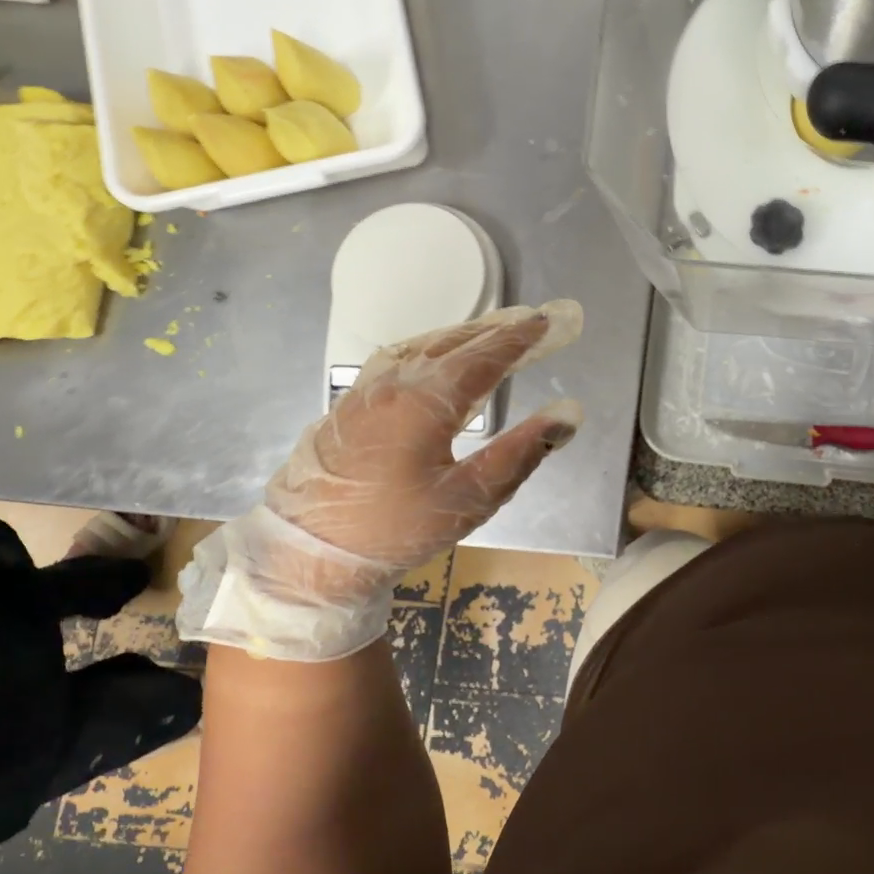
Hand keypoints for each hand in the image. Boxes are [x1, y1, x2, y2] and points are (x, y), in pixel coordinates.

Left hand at [177, 301, 583, 660]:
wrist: (305, 553)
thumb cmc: (395, 528)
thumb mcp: (469, 498)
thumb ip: (521, 452)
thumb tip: (569, 414)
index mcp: (426, 399)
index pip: (486, 356)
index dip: (523, 338)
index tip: (554, 321)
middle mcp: (395, 382)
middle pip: (455, 343)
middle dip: (499, 330)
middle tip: (535, 320)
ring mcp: (366, 391)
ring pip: (423, 347)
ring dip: (464, 336)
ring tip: (496, 331)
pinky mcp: (349, 407)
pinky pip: (399, 360)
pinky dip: (432, 348)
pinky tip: (437, 357)